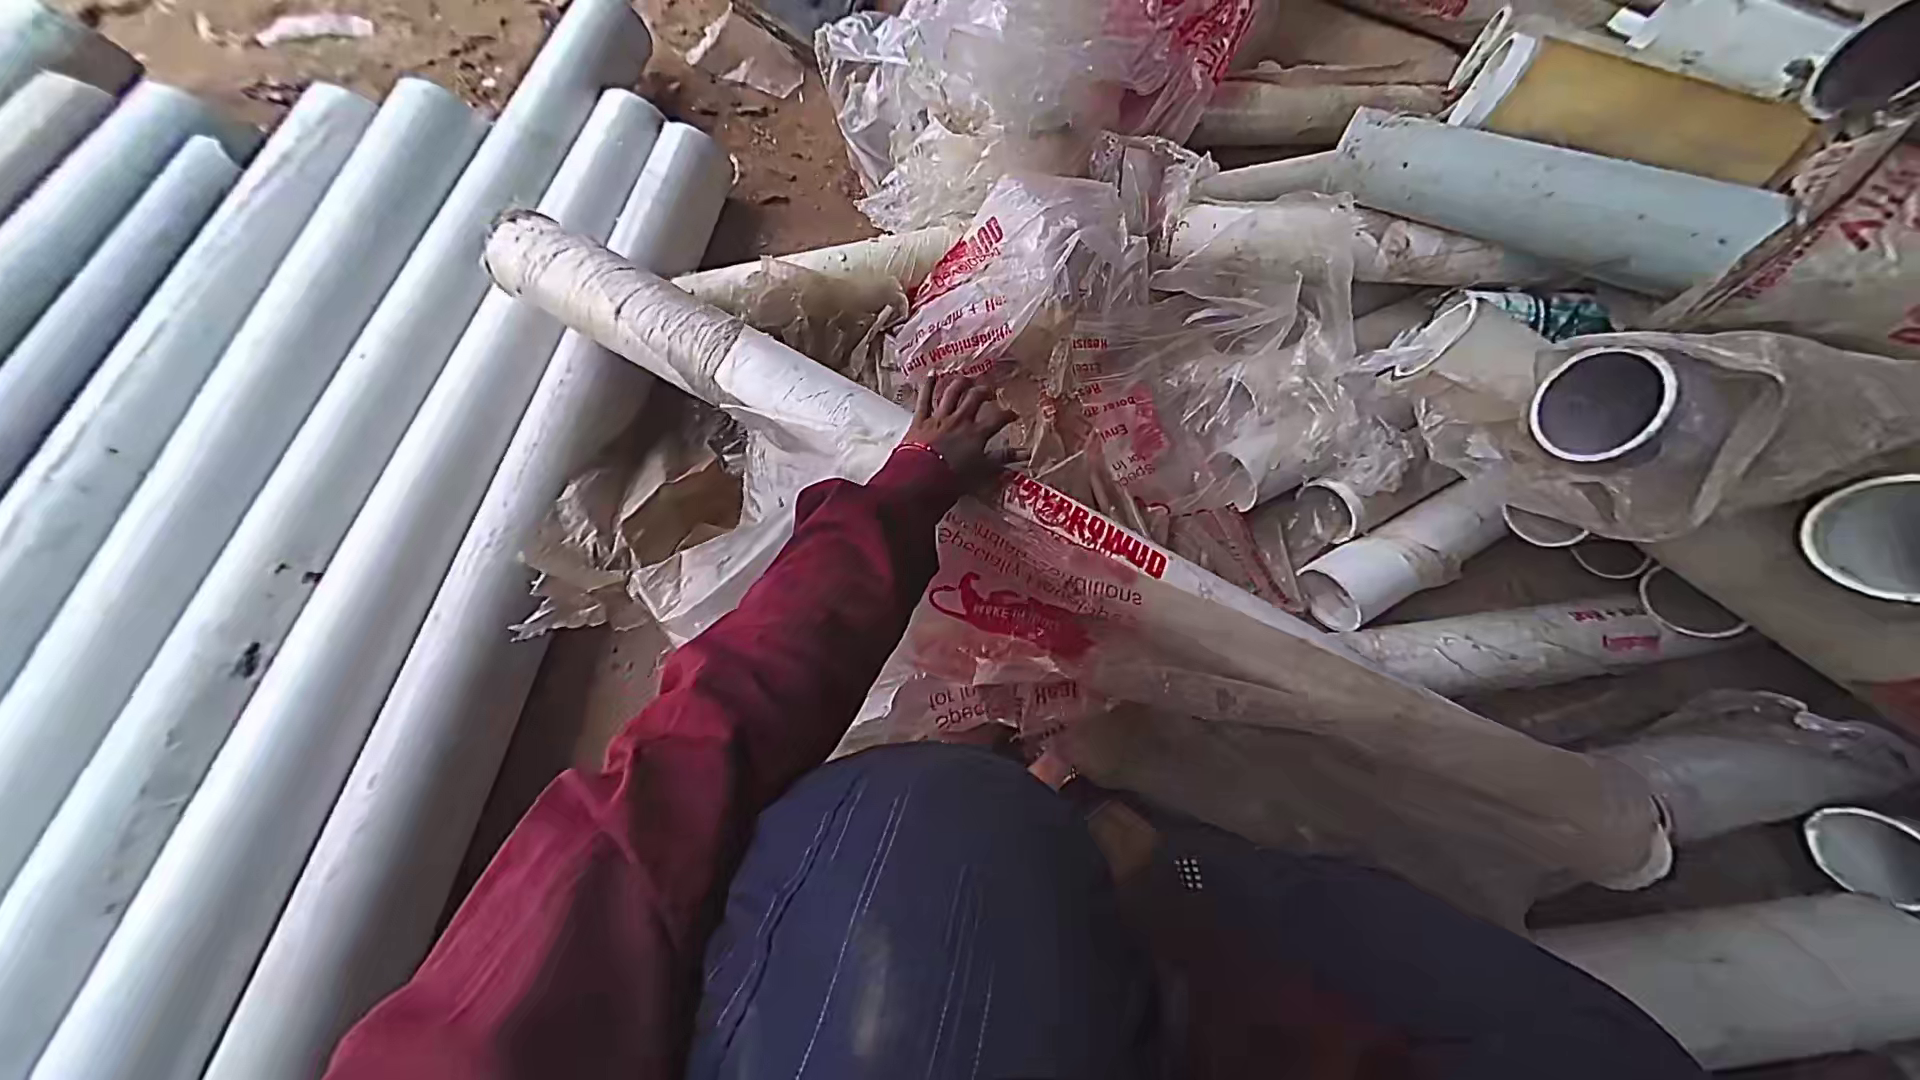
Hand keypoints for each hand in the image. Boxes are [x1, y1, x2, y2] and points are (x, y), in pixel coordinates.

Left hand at [903, 373, 1018, 483]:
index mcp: (976, 433)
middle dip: (985, 392)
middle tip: (990, 392)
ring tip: (967, 379)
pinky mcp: (921, 420)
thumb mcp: (982, 471)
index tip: (1013, 415)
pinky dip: (928, 385)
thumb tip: (1027, 454)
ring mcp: (939, 417)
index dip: (1008, 415)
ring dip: (961, 383)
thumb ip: (1003, 459)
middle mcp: (959, 419)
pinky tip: (932, 374)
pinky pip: (925, 398)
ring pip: (952, 392)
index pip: (998, 419)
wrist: (921, 478)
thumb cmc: (953, 479)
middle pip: (975, 397)